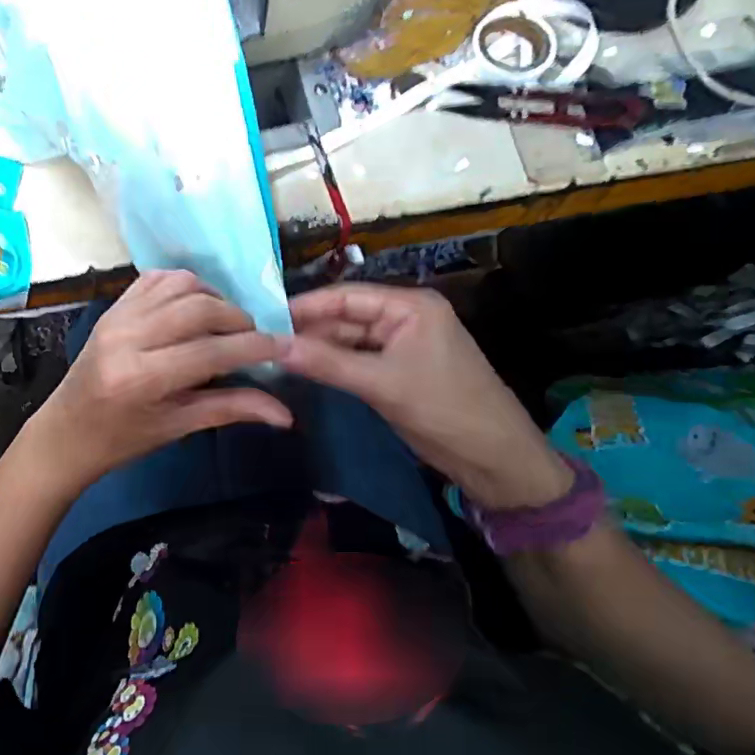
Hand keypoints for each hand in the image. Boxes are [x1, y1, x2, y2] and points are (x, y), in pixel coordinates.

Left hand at [26, 270, 292, 493]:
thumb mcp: (177, 428)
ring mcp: (116, 317)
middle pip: (200, 309)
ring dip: (214, 298)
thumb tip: (285, 413)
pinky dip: (185, 286)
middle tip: (254, 338)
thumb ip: (231, 409)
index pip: (211, 351)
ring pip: (181, 285)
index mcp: (142, 378)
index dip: (254, 346)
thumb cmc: (121, 439)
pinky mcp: (112, 307)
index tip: (283, 347)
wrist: (66, 431)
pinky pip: (157, 279)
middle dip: (238, 319)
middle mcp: (128, 338)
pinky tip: (195, 308)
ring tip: (225, 324)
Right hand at [281, 283, 571, 508]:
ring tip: (273, 356)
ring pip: (348, 340)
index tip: (262, 319)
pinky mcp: (397, 370)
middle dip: (307, 330)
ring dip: (316, 349)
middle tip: (260, 342)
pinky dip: (332, 366)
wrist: (494, 458)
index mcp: (410, 306)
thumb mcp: (381, 383)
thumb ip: (326, 362)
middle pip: (345, 316)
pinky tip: (303, 370)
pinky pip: (357, 360)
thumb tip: (272, 345)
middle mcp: (404, 317)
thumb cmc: (444, 409)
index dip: (304, 306)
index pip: (346, 296)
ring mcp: (401, 345)